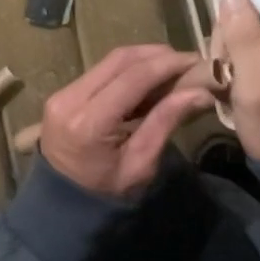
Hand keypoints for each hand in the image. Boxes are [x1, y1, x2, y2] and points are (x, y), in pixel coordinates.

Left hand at [39, 45, 215, 197]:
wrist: (59, 205)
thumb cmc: (105, 193)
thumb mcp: (140, 165)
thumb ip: (165, 122)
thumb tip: (200, 91)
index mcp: (89, 123)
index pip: (133, 77)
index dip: (168, 64)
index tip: (198, 61)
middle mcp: (70, 99)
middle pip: (120, 59)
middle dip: (158, 55)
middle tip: (189, 63)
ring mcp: (62, 94)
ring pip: (110, 61)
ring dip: (144, 59)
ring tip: (174, 70)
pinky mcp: (63, 93)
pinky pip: (101, 71)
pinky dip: (128, 70)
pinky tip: (150, 80)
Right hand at [213, 0, 259, 159]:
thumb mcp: (253, 85)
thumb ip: (242, 39)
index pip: (231, 28)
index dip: (220, 57)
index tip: (226, 85)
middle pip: (238, 40)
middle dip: (227, 69)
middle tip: (233, 98)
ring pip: (242, 57)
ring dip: (233, 81)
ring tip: (240, 106)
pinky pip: (254, 71)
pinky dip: (245, 88)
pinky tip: (248, 107)